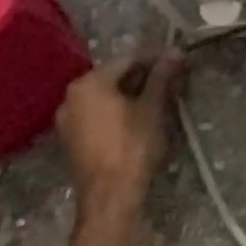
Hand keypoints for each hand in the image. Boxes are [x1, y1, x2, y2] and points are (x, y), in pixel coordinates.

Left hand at [55, 50, 187, 214]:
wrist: (109, 195)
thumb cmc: (132, 146)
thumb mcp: (152, 108)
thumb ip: (162, 76)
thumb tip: (176, 50)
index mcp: (88, 83)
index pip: (127, 60)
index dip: (155, 59)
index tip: (178, 61)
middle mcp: (71, 96)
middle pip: (113, 77)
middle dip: (143, 78)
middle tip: (171, 81)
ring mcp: (68, 120)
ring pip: (105, 98)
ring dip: (131, 95)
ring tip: (159, 100)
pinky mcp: (71, 140)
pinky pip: (97, 115)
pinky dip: (117, 112)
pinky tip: (138, 118)